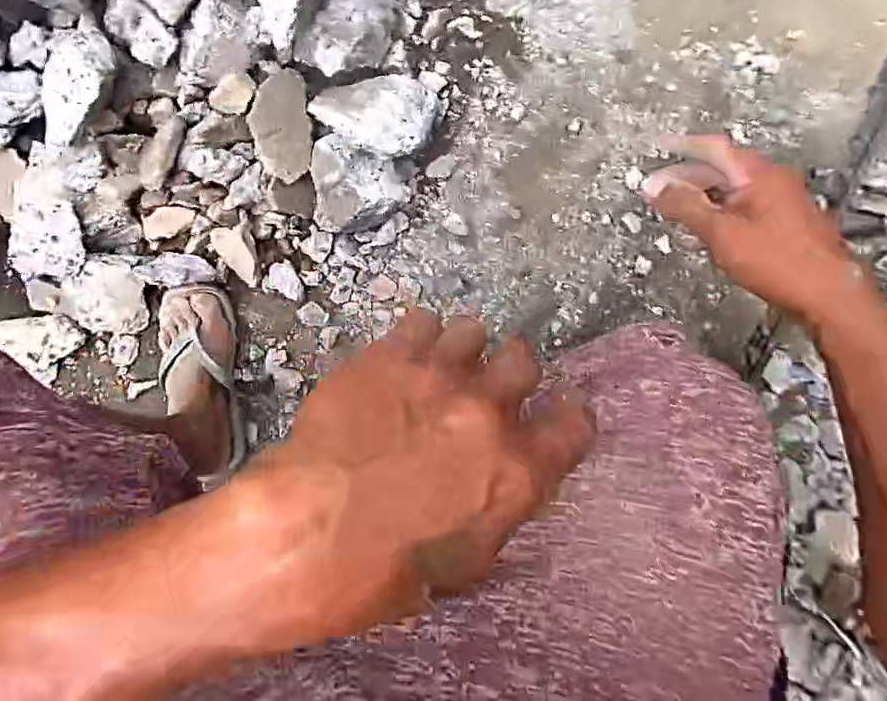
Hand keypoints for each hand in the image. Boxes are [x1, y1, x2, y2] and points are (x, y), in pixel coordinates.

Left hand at [238, 310, 595, 642]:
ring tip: (438, 366)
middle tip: (483, 385)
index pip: (572, 423)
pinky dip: (417, 336)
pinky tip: (402, 356)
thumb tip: (501, 471)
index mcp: (518, 471)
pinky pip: (420, 321)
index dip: (566, 413)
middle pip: (522, 359)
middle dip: (508, 370)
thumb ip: (498, 500)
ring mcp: (438, 375)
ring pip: (472, 330)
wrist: (314, 525)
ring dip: (461, 348)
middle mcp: (487, 412)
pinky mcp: (391, 354)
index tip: (554, 409)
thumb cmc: (387, 566)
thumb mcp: (467, 558)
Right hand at [642, 136, 872, 324]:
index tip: (664, 145)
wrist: (831, 300)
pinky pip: (745, 210)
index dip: (685, 146)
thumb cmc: (784, 264)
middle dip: (687, 179)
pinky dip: (720, 215)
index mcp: (761, 176)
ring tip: (676, 212)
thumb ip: (685, 206)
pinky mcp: (786, 226)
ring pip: (733, 192)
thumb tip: (659, 189)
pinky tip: (707, 232)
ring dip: (702, 199)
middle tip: (659, 189)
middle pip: (722, 170)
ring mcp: (784, 205)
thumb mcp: (721, 232)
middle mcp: (776, 184)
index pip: (715, 149)